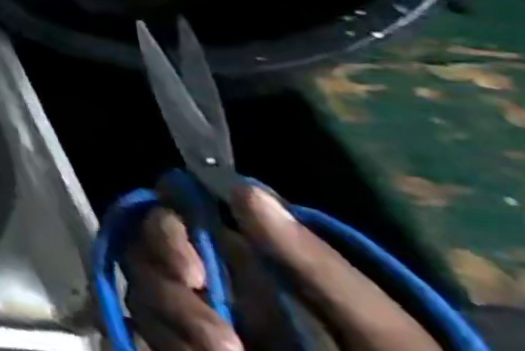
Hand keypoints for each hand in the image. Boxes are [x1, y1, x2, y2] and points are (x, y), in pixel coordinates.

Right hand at [124, 185, 438, 350]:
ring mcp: (195, 327)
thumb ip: (318, 268)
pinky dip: (161, 346)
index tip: (192, 265)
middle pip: (148, 252)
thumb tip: (243, 189)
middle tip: (220, 340)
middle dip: (167, 287)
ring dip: (172, 327)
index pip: (180, 211)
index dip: (167, 221)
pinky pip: (140, 335)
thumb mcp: (384, 340)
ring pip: (141, 297)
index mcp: (258, 270)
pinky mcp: (176, 350)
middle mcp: (217, 289)